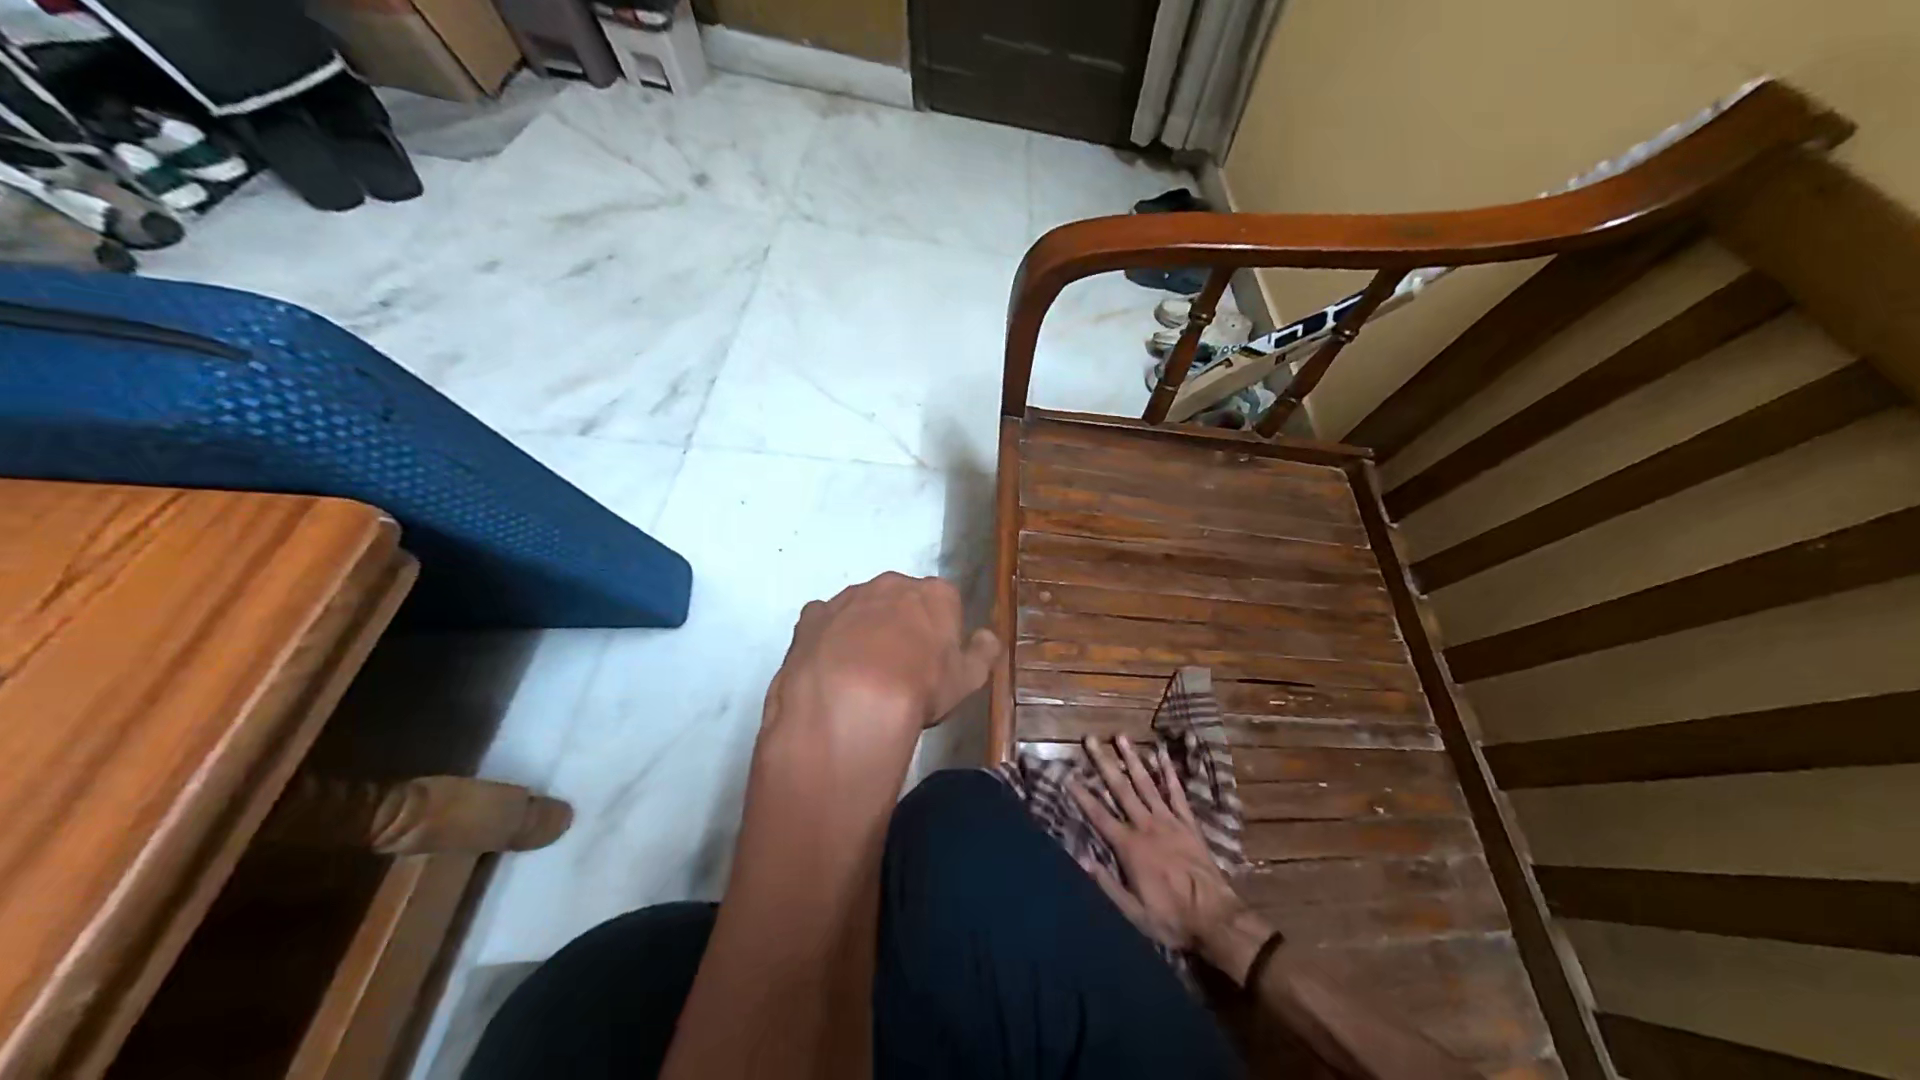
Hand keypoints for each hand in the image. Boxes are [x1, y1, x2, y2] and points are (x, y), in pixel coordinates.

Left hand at [767, 572, 999, 733]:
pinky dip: (829, 636)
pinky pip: (825, 620)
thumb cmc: (920, 688)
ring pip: (861, 607)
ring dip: (864, 629)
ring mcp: (848, 596)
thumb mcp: (967, 681)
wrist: (851, 701)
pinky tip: (831, 666)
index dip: (941, 629)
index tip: (935, 657)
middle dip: (901, 622)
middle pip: (901, 598)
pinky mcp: (812, 615)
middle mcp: (891, 584)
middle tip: (900, 664)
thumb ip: (982, 653)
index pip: (945, 601)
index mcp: (935, 594)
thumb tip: (988, 637)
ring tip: (862, 672)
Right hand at [1068, 735, 1258, 953]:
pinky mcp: (1189, 824)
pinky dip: (1168, 773)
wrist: (1217, 919)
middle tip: (1090, 739)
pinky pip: (1177, 793)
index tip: (1067, 774)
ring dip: (1131, 759)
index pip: (1098, 815)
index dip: (1081, 794)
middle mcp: (1146, 826)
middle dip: (1103, 762)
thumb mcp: (1132, 912)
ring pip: (1146, 783)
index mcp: (1129, 847)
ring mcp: (1169, 821)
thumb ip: (1106, 884)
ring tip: (1120, 737)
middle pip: (1120, 788)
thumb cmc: (1171, 919)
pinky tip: (1160, 754)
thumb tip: (1081, 859)